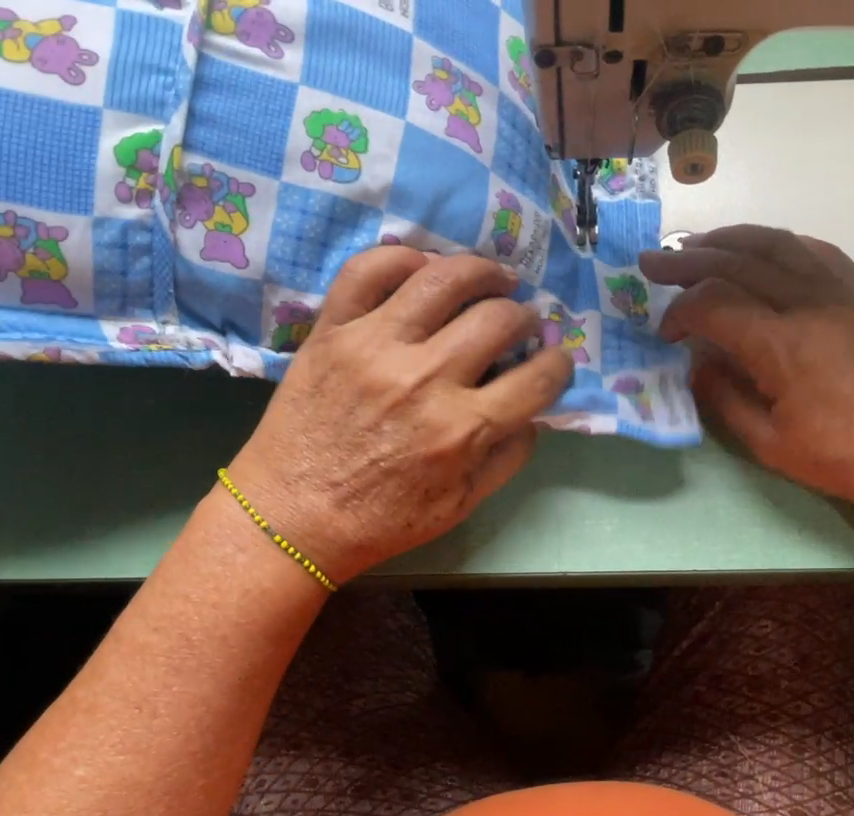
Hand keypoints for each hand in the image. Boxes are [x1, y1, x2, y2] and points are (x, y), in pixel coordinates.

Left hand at [224, 248, 572, 583]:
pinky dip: (402, 258)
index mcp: (463, 429)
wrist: (293, 517)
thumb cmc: (382, 520)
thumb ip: (509, 458)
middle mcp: (426, 378)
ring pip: (444, 278)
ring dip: (483, 271)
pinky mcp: (333, 331)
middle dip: (526, 317)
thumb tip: (536, 411)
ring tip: (494, 278)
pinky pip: (369, 270)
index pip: (539, 378)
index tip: (556, 360)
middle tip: (524, 322)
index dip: (560, 364)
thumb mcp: (462, 505)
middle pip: (500, 318)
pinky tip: (424, 268)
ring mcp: (375, 346)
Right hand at [639, 226, 853, 525]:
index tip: (663, 333)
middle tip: (651, 262)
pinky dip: (777, 244)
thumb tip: (696, 364)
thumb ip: (724, 397)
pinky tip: (759, 251)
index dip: (679, 312)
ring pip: (776, 244)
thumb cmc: (844, 457)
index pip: (714, 304)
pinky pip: (813, 251)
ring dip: (730, 239)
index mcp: (783, 344)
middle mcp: (810, 303)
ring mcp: (841, 291)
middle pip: (738, 261)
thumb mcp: (769, 443)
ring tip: (695, 244)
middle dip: (687, 259)